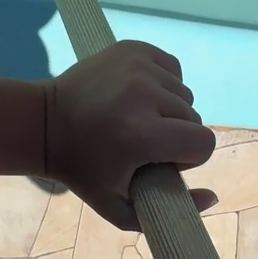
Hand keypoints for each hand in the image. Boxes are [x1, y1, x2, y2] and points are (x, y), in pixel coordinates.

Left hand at [43, 40, 216, 229]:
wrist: (44, 121)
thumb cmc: (83, 169)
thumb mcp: (119, 206)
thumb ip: (169, 211)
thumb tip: (213, 197)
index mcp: (141, 134)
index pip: (203, 143)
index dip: (186, 157)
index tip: (159, 160)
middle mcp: (143, 93)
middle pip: (194, 117)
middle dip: (176, 133)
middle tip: (142, 141)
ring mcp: (137, 66)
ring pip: (183, 92)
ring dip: (168, 108)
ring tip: (136, 117)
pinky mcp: (132, 47)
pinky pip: (171, 67)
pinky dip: (161, 82)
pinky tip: (136, 94)